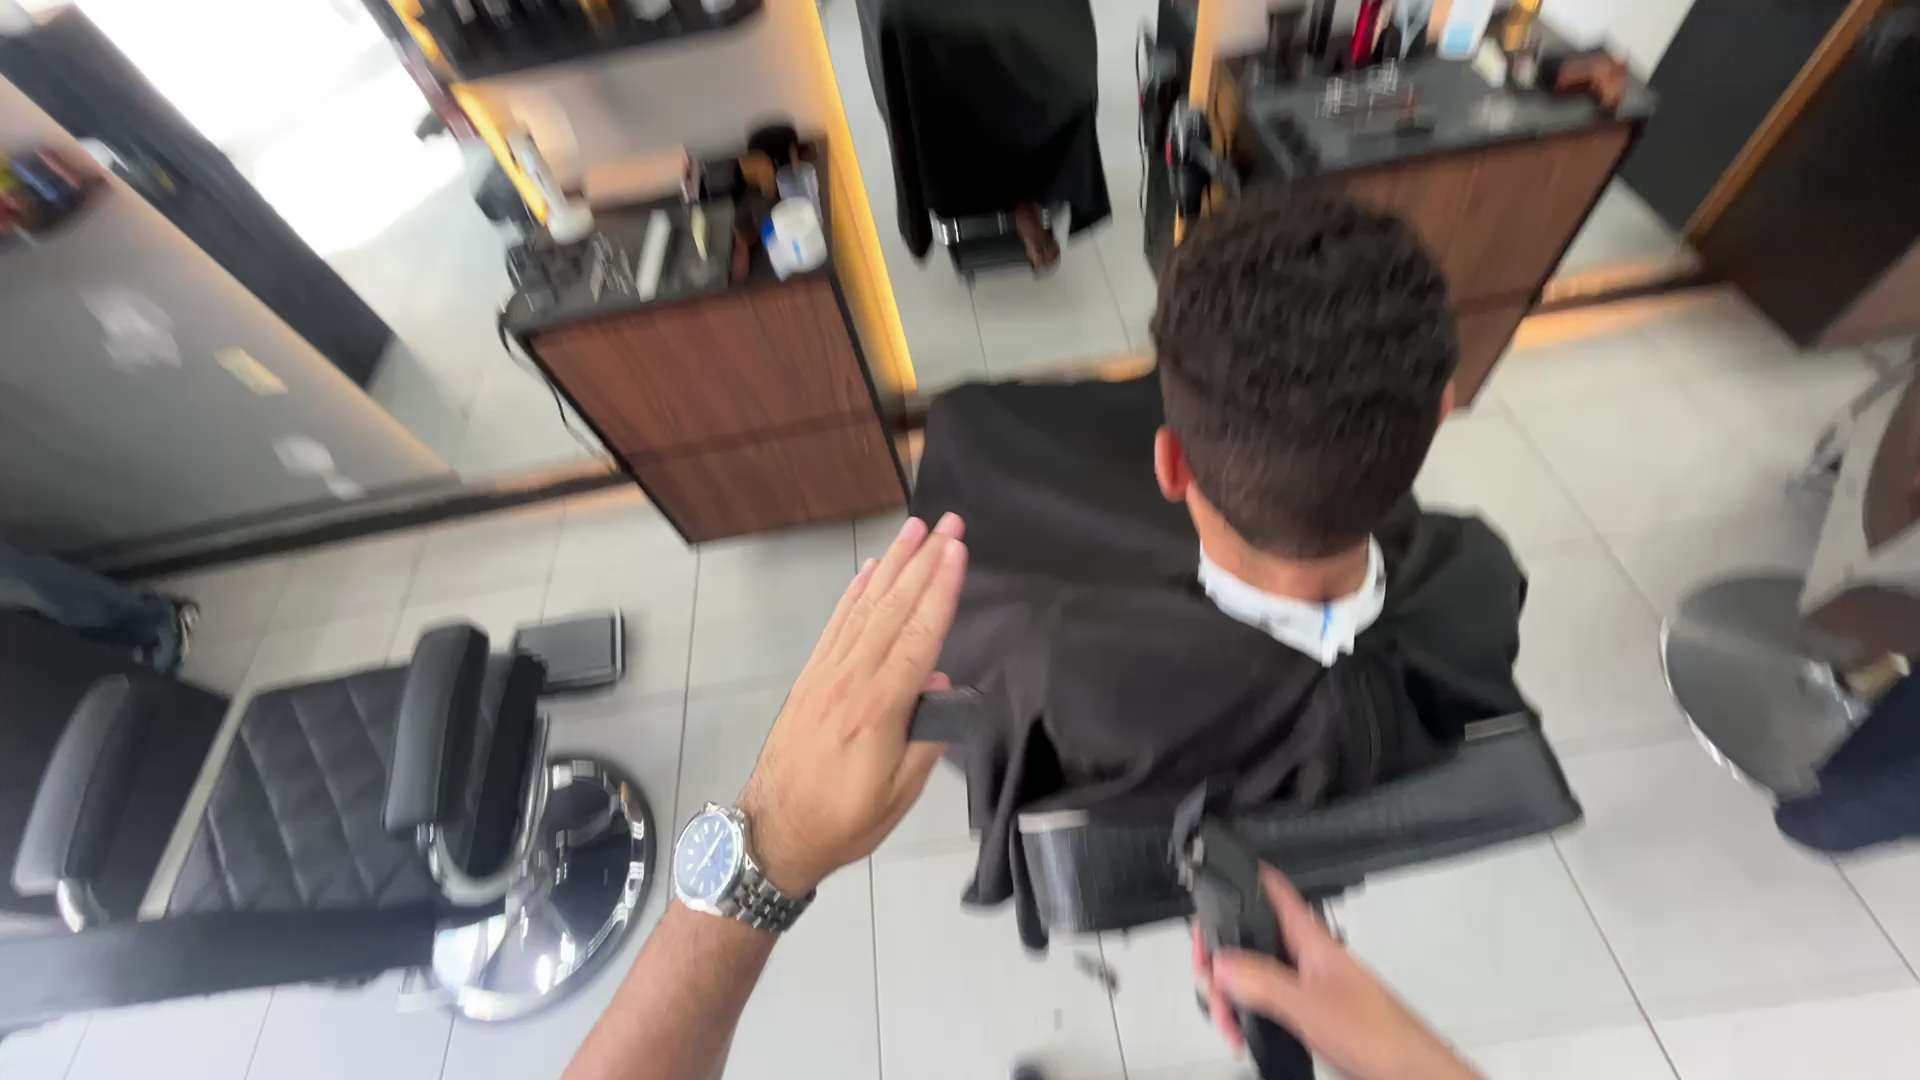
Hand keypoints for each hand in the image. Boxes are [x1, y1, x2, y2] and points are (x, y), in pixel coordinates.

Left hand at [738, 514, 967, 894]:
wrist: (773, 833)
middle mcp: (851, 677)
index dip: (940, 590)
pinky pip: (837, 624)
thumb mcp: (898, 794)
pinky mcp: (812, 675)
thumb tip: (938, 684)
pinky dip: (855, 592)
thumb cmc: (845, 821)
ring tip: (914, 529)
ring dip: (892, 564)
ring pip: (865, 607)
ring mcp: (827, 671)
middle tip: (947, 522)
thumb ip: (926, 736)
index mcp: (879, 707)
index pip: (919, 636)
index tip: (957, 550)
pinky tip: (870, 570)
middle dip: (923, 561)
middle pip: (894, 608)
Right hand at [1193, 866, 1481, 1079]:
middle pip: (1247, 934)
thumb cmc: (1382, 1037)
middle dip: (1219, 955)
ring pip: (1251, 970)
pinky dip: (1246, 1011)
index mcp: (1308, 938)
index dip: (1241, 874)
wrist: (1415, 1076)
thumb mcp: (1310, 1006)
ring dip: (1230, 992)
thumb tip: (1221, 962)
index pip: (1270, 887)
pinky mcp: (1307, 1008)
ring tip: (1227, 1021)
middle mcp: (1304, 953)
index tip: (1212, 878)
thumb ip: (1263, 981)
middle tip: (1207, 977)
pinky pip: (1263, 998)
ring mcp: (1305, 980)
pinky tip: (1243, 1029)